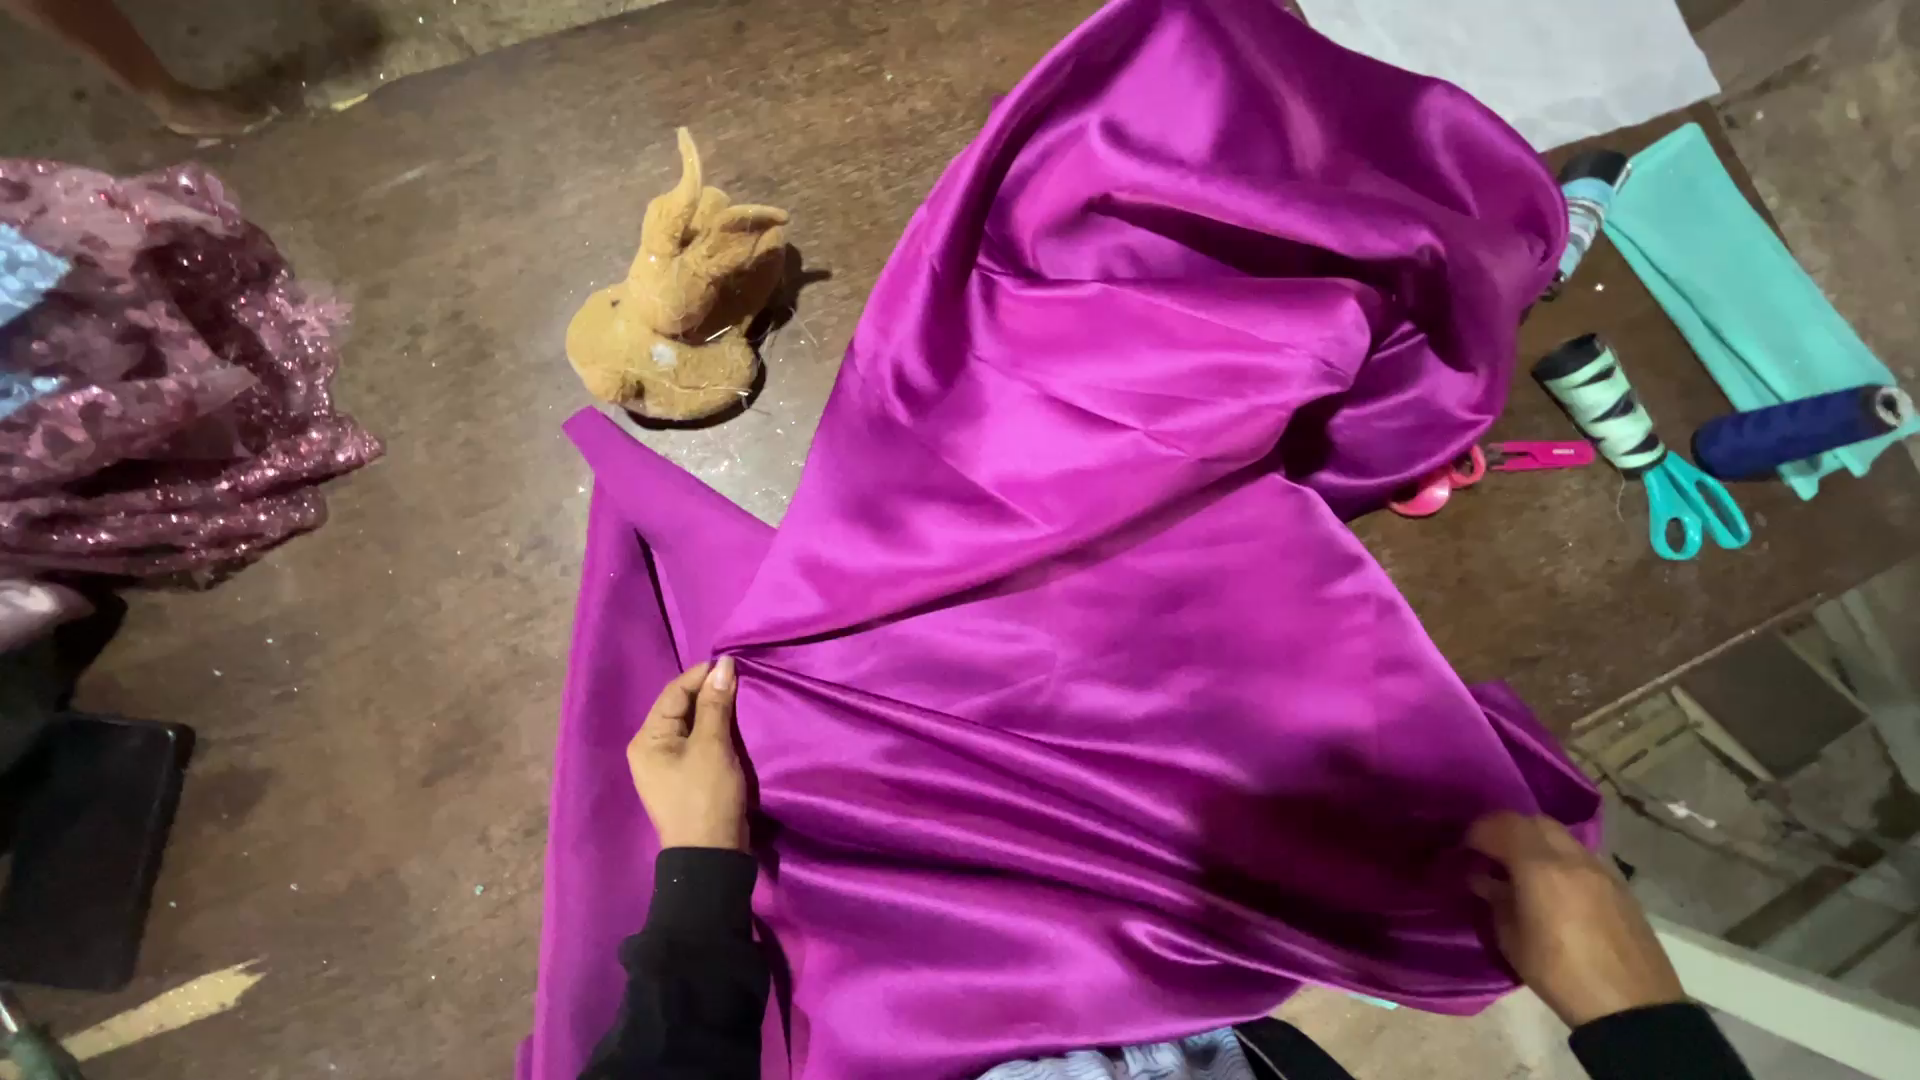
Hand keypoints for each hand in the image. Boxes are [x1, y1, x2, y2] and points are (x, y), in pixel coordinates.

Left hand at [628, 657, 747, 850]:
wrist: (712, 854)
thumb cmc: (706, 795)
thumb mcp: (712, 745)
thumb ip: (716, 703)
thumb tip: (722, 664)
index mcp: (647, 740)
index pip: (674, 693)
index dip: (701, 675)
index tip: (732, 663)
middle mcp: (650, 749)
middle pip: (680, 707)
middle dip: (709, 691)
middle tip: (740, 678)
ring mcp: (667, 765)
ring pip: (691, 724)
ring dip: (714, 709)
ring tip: (740, 696)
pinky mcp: (685, 776)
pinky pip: (698, 741)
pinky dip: (715, 728)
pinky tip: (733, 723)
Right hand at [1467, 812, 1685, 1027]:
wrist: (1634, 1011)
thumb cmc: (1560, 974)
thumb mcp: (1511, 938)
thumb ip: (1495, 898)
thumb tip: (1482, 878)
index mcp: (1541, 868)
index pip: (1502, 824)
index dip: (1477, 831)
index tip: (1465, 849)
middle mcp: (1573, 859)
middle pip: (1534, 821)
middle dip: (1507, 829)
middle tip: (1492, 853)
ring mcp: (1602, 872)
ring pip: (1561, 836)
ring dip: (1536, 842)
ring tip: (1523, 869)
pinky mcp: (1622, 889)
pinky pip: (1582, 857)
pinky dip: (1561, 859)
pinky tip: (1555, 886)